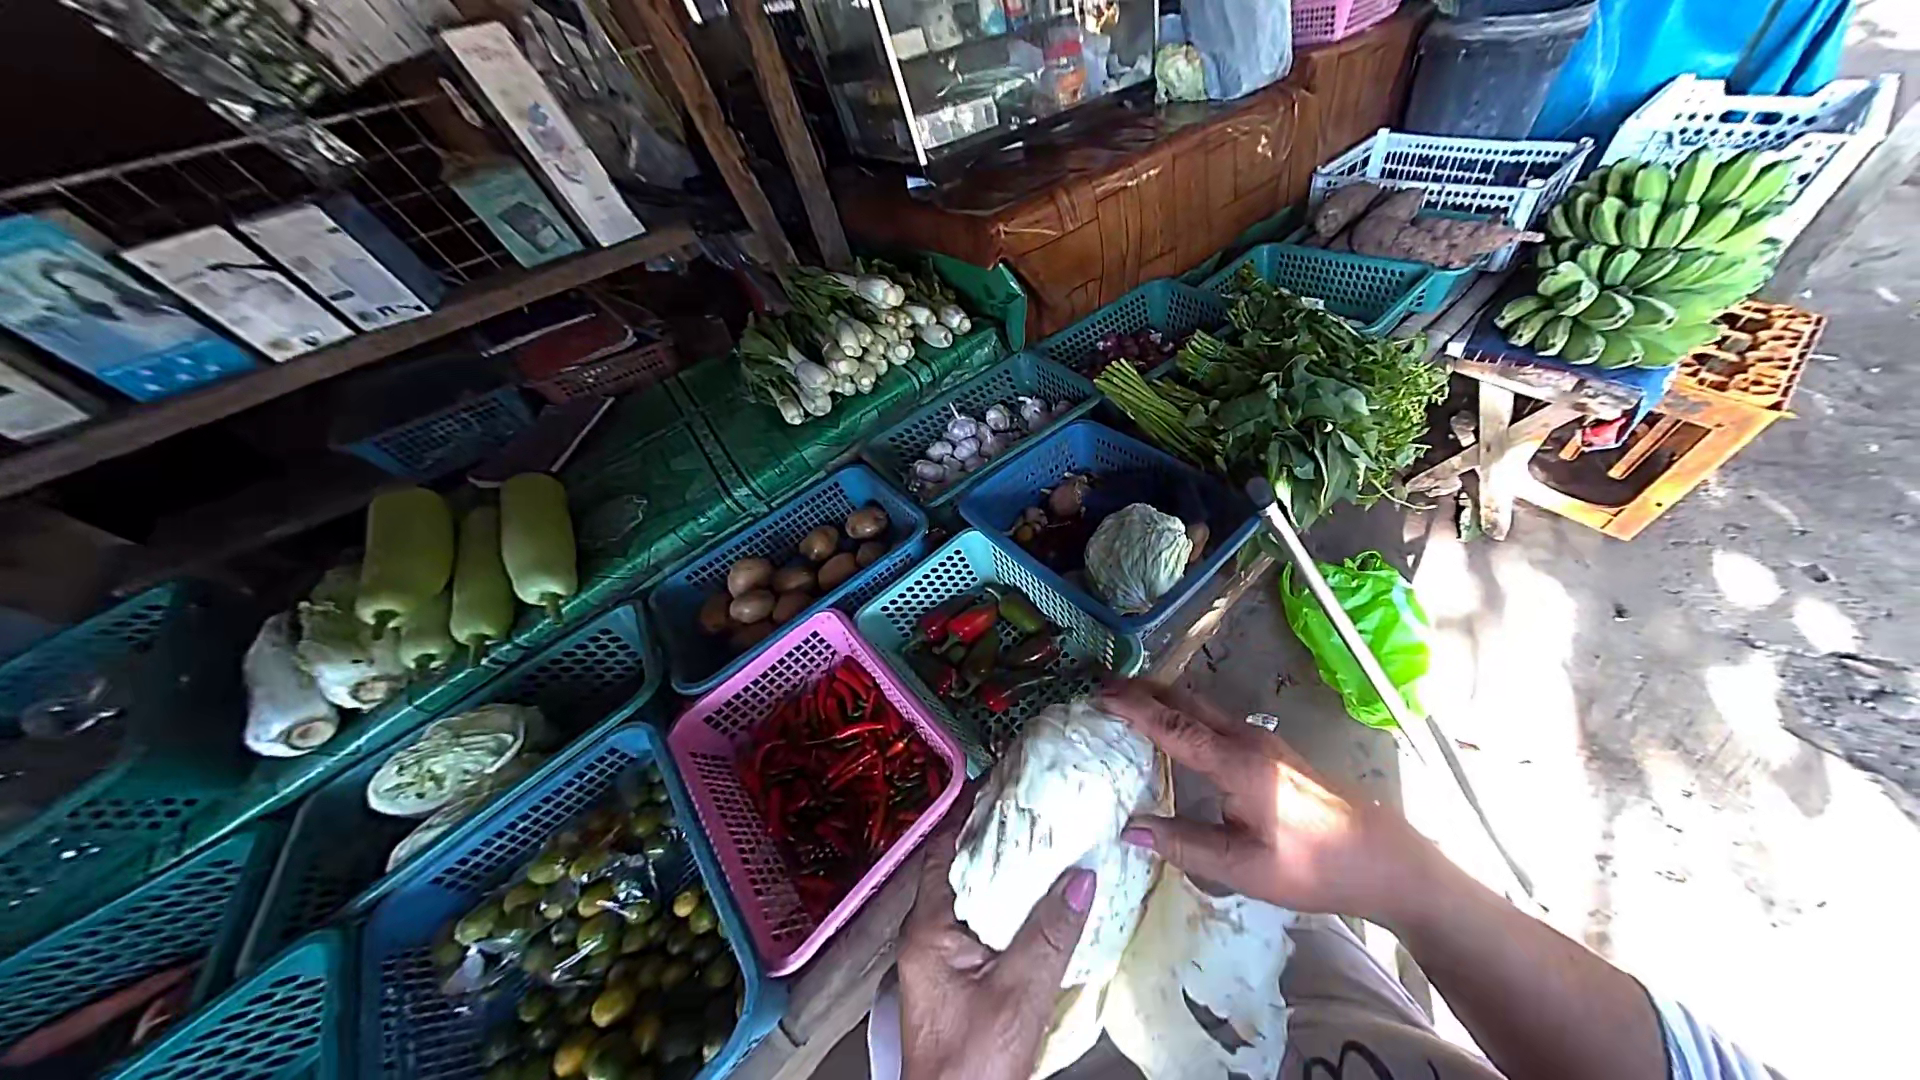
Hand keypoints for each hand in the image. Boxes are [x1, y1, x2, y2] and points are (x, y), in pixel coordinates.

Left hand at [896, 795, 1097, 1079]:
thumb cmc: (975, 1065)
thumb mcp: (1018, 996)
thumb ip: (1049, 935)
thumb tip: (1082, 878)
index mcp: (929, 929)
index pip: (944, 850)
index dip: (969, 815)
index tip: (999, 786)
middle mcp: (926, 935)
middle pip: (956, 868)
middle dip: (989, 838)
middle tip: (1028, 809)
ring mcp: (938, 959)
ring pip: (969, 896)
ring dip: (997, 871)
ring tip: (1037, 844)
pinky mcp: (954, 979)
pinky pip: (978, 924)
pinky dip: (1002, 904)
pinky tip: (1033, 902)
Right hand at [1097, 678, 1438, 925]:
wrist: (1388, 860)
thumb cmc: (1315, 867)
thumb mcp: (1245, 869)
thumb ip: (1185, 845)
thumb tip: (1129, 828)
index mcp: (1236, 764)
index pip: (1173, 726)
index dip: (1133, 709)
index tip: (1099, 695)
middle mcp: (1245, 739)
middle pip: (1184, 701)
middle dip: (1141, 690)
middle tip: (1102, 691)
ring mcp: (1260, 739)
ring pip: (1199, 704)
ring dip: (1161, 698)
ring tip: (1126, 703)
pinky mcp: (1269, 747)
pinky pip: (1212, 716)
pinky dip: (1180, 711)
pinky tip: (1172, 728)